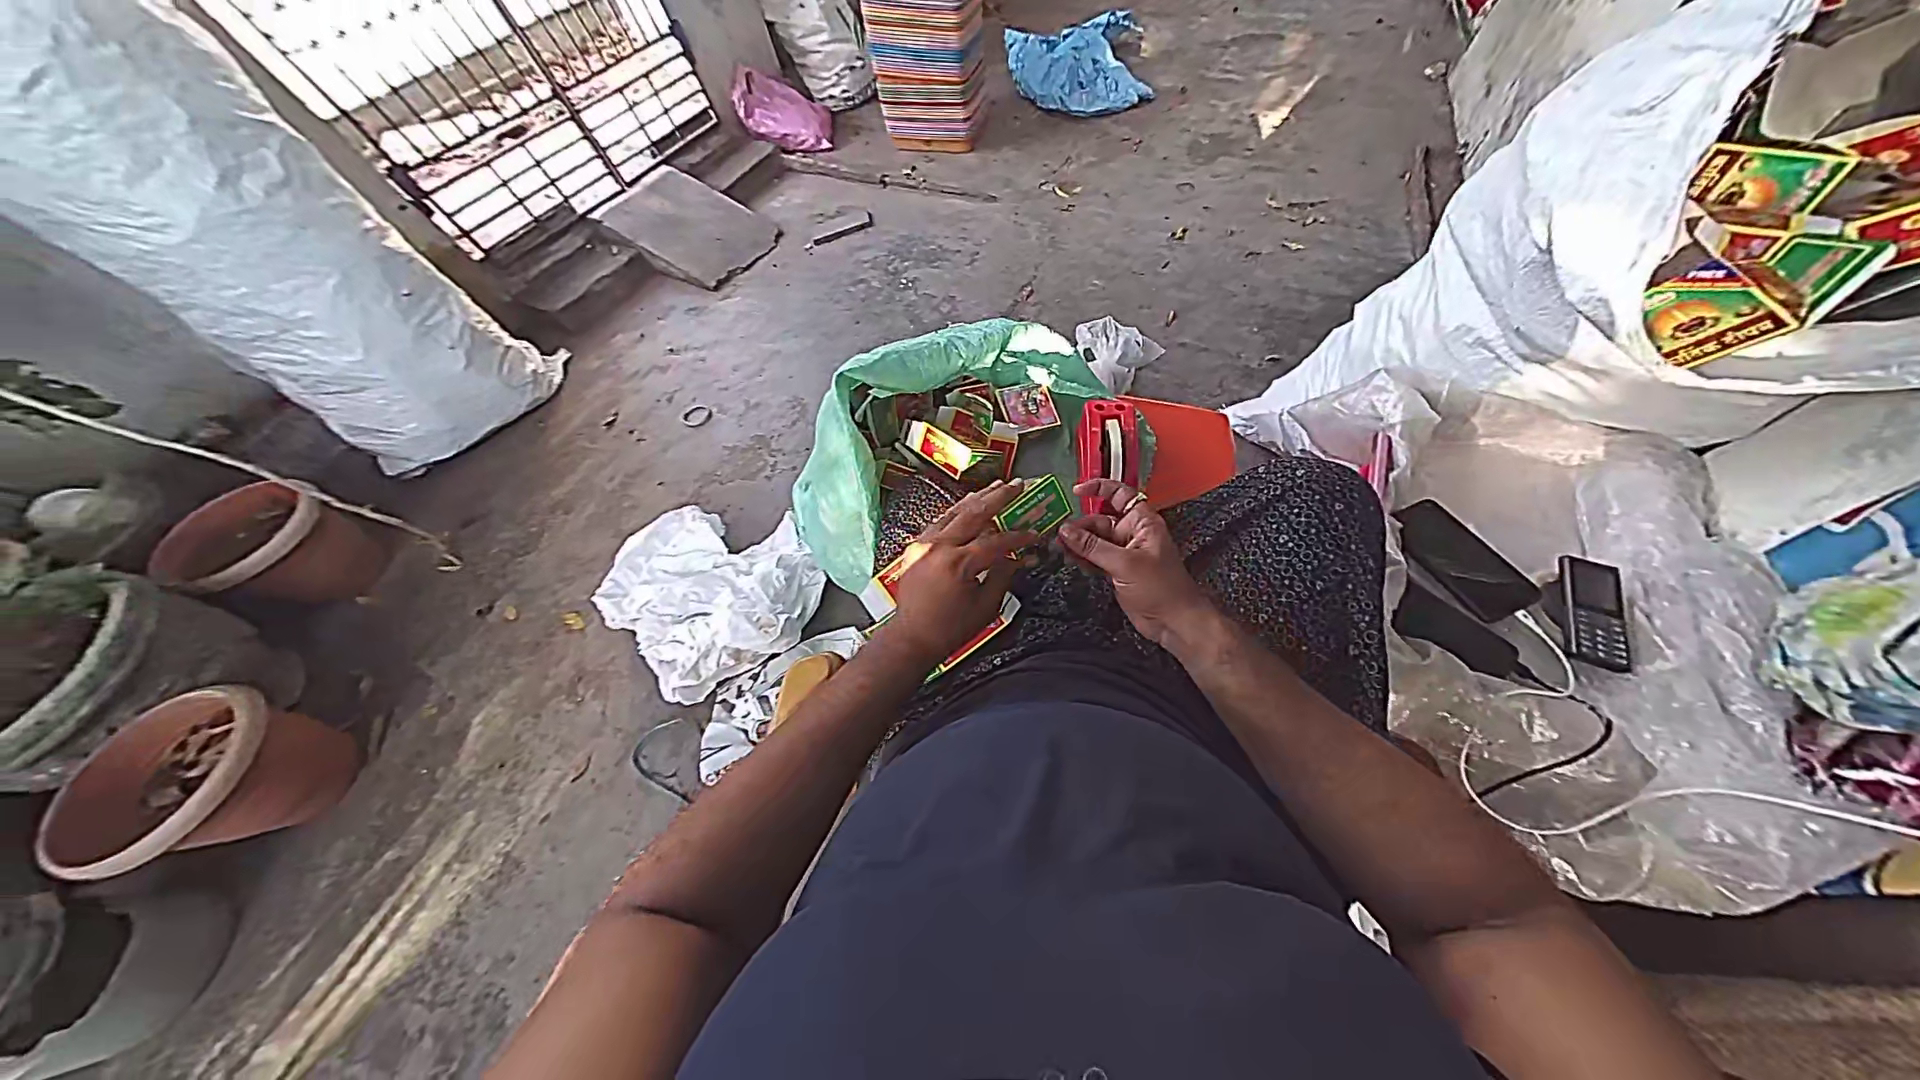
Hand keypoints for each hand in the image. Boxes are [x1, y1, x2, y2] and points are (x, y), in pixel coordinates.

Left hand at [876, 480, 1038, 668]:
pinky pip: (939, 523)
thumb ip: (1002, 575)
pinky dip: (956, 513)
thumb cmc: (948, 628)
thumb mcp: (986, 605)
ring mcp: (924, 545)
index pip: (996, 541)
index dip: (1018, 538)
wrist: (913, 638)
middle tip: (1016, 486)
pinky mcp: (915, 548)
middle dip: (999, 497)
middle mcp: (938, 548)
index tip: (1033, 536)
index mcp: (958, 563)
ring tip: (994, 488)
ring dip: (976, 499)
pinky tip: (967, 507)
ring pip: (954, 512)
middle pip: (974, 513)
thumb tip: (1017, 557)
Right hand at [1058, 480, 1216, 649]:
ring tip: (1061, 547)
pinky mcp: (1117, 570)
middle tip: (1062, 534)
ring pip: (1095, 540)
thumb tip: (1067, 531)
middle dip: (1081, 525)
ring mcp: (1124, 552)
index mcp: (1142, 522)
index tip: (1078, 490)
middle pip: (1100, 520)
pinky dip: (1083, 557)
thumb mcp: (1124, 564)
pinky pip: (1095, 557)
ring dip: (1078, 543)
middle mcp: (1132, 534)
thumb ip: (1093, 547)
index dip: (1099, 489)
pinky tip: (1071, 559)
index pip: (1119, 495)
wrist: (1172, 620)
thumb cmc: (1162, 588)